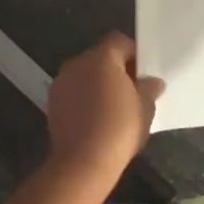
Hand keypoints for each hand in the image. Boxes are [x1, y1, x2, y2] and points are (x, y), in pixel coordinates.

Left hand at [47, 32, 162, 176]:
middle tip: (133, 91)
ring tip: (114, 108)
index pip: (120, 41)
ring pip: (85, 76)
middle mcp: (77, 64)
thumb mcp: (145, 107)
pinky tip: (97, 119)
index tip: (144, 74)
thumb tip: (151, 82)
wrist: (84, 162)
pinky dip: (85, 99)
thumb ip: (149, 88)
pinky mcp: (52, 103)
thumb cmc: (120, 128)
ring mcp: (61, 83)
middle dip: (116, 70)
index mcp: (102, 58)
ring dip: (98, 85)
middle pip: (101, 57)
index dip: (134, 54)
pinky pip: (74, 93)